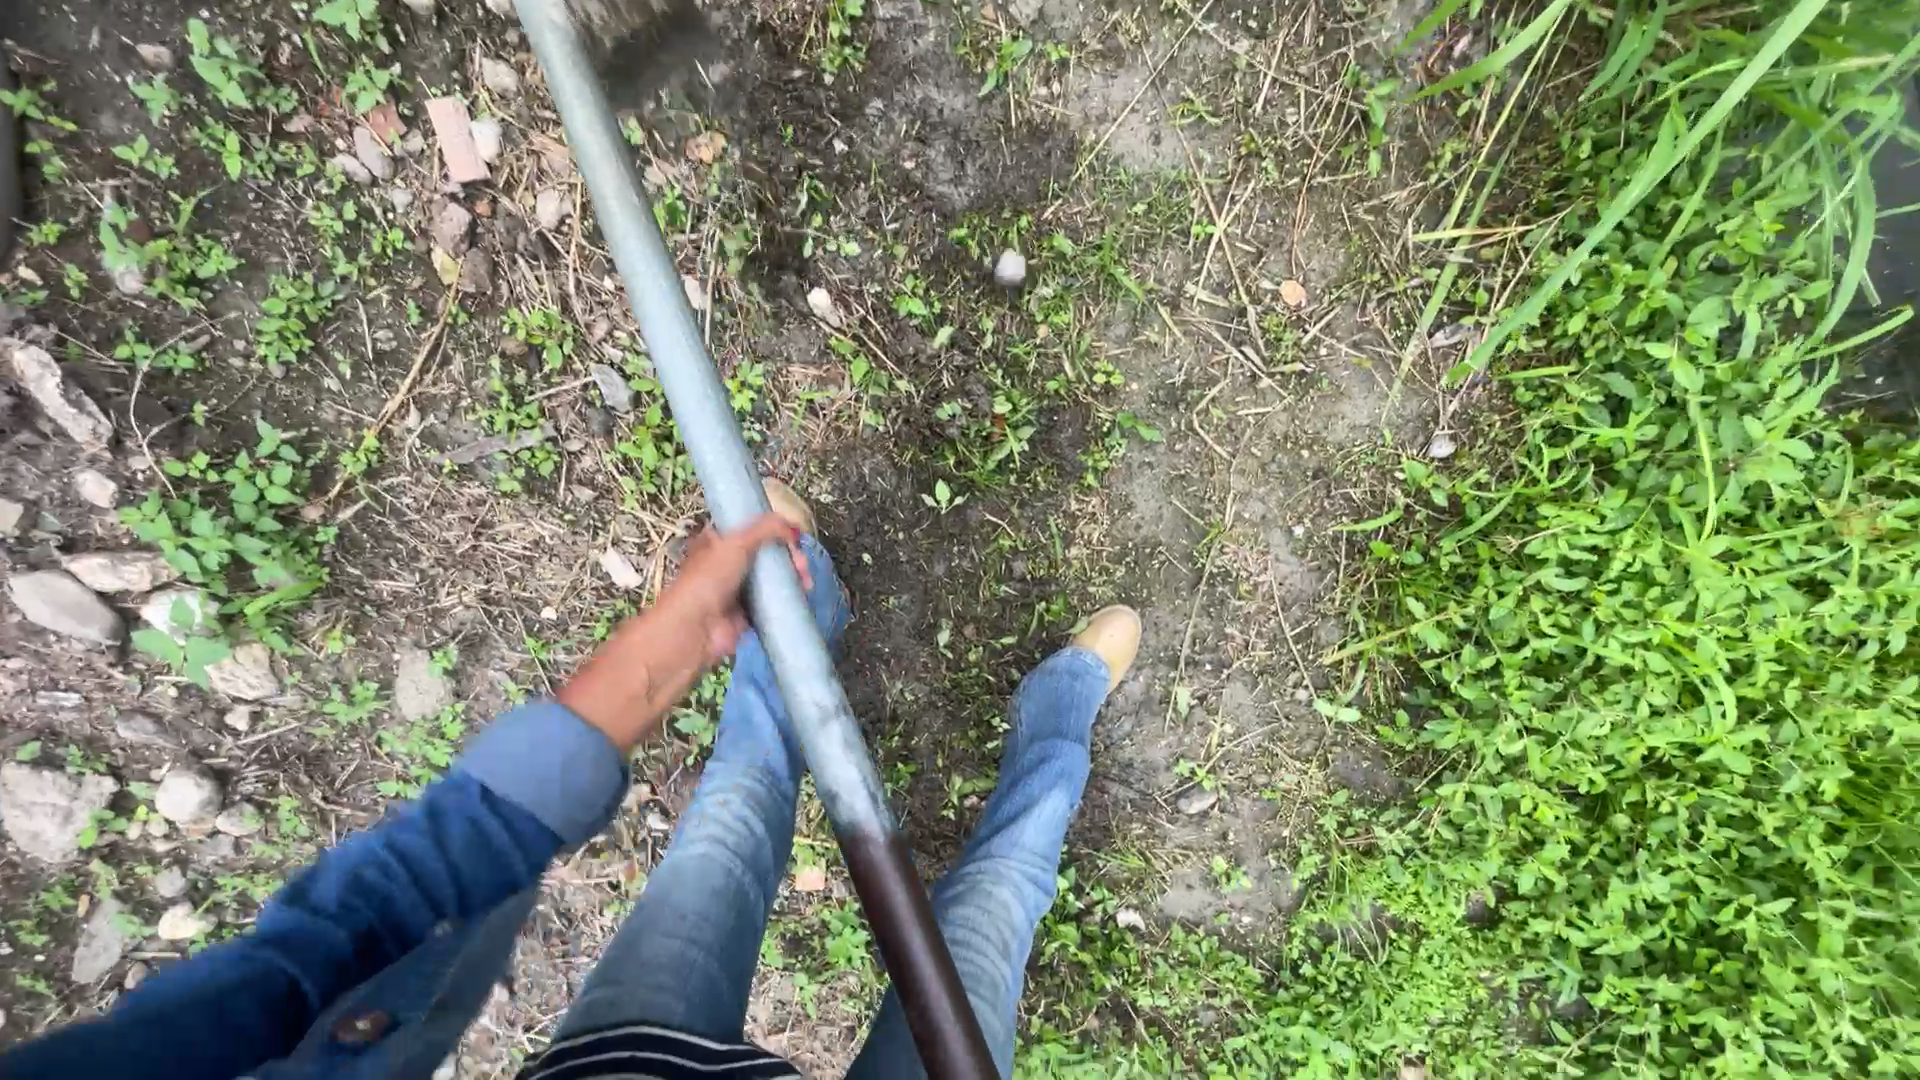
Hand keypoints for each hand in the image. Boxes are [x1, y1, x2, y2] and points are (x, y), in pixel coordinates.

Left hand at [652, 515, 811, 665]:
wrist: (696, 628)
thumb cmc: (708, 579)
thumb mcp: (736, 543)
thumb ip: (766, 529)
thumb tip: (792, 525)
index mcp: (718, 543)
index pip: (751, 530)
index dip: (773, 530)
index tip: (792, 536)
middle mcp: (727, 564)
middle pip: (767, 554)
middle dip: (789, 556)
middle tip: (801, 563)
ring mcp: (738, 590)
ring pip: (773, 577)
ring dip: (792, 576)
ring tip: (805, 581)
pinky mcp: (748, 613)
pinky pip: (773, 601)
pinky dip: (788, 598)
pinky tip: (801, 595)